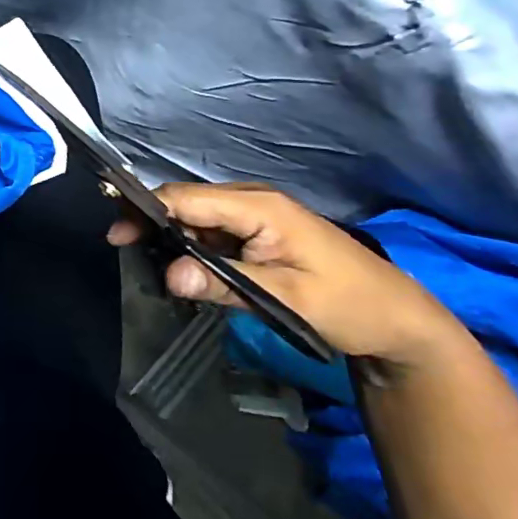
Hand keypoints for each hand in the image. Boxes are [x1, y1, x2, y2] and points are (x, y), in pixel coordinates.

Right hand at [125, 182, 466, 367]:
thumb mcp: (287, 299)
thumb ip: (224, 283)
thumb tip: (169, 275)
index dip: (146, 209)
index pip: (186, 198)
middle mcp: (251, 200)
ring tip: (150, 262)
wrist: (401, 321)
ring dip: (170, 236)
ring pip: (194, 216)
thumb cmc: (350, 305)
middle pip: (184, 202)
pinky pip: (210, 229)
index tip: (116, 233)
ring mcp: (253, 214)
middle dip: (151, 222)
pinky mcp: (256, 230)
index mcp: (258, 206)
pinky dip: (190, 245)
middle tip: (124, 248)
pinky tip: (182, 265)